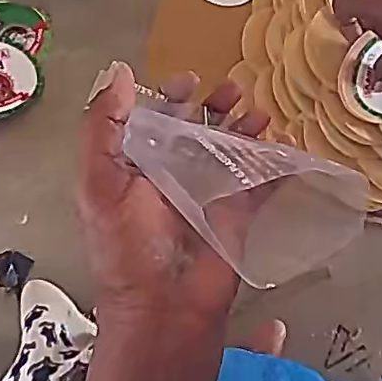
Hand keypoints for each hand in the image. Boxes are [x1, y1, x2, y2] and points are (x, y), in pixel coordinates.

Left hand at [78, 62, 268, 330]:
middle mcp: (174, 174)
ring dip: (247, 126)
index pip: (157, 119)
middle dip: (217, 104)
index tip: (190, 81)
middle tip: (233, 90)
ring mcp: (209, 193)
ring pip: (232, 147)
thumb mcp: (100, 183)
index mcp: (138, 165)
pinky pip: (260, 179)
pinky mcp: (238, 213)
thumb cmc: (127, 246)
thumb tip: (118, 73)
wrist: (165, 307)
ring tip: (260, 115)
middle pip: (200, 127)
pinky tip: (282, 146)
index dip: (173, 96)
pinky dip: (274, 162)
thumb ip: (103, 127)